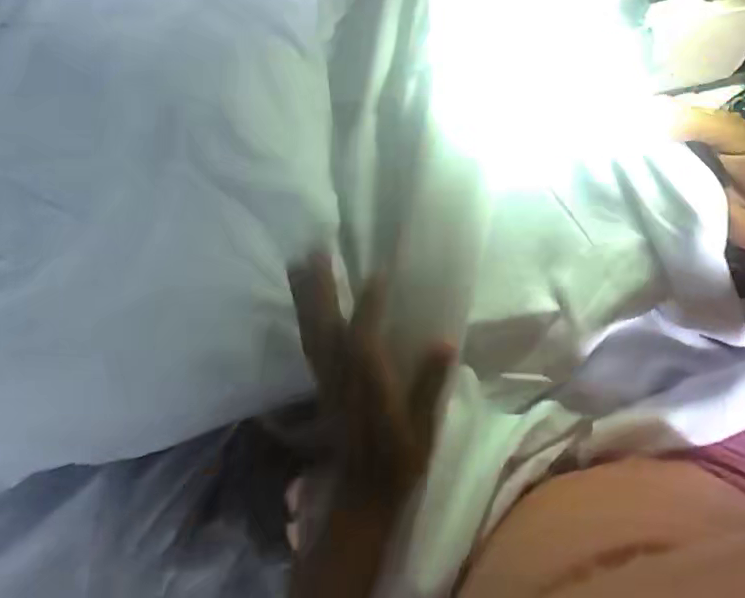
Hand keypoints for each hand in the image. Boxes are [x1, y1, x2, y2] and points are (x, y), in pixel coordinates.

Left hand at [289, 252, 454, 515]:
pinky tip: (303, 297)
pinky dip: (304, 315)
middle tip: (317, 250)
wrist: (364, 494)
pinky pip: (308, 342)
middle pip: (325, 328)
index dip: (369, 309)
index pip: (364, 341)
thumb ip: (430, 384)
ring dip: (305, 296)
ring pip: (311, 332)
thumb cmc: (400, 459)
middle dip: (320, 289)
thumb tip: (445, 342)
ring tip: (299, 262)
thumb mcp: (423, 427)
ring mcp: (327, 379)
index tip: (377, 275)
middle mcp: (342, 378)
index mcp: (368, 387)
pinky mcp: (321, 383)